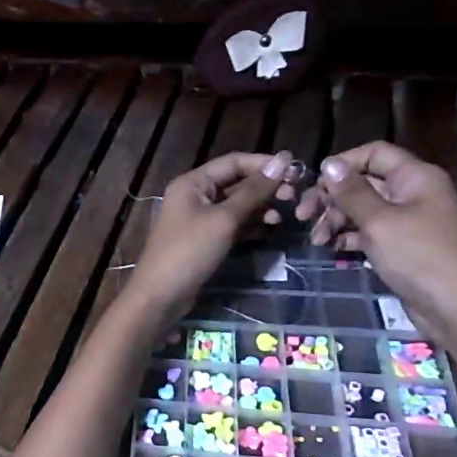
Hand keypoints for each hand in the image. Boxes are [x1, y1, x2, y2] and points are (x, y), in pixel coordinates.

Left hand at [127, 151, 293, 311]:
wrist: (161, 295)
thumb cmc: (190, 251)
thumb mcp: (224, 219)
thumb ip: (253, 191)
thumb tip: (282, 162)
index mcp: (193, 182)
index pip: (234, 162)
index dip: (264, 164)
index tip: (294, 171)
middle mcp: (195, 195)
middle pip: (236, 183)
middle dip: (264, 189)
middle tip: (292, 198)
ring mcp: (199, 219)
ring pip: (236, 206)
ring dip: (259, 208)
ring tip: (280, 219)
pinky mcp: (204, 240)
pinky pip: (232, 225)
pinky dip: (249, 226)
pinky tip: (267, 231)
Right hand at [295, 142, 456, 331]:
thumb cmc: (421, 257)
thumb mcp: (380, 222)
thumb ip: (352, 193)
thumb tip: (329, 164)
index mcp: (414, 177)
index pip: (374, 154)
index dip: (342, 164)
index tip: (313, 185)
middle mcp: (413, 194)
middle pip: (366, 183)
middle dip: (333, 198)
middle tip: (303, 218)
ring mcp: (410, 223)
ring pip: (365, 211)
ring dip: (337, 221)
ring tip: (317, 241)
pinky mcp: (405, 250)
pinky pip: (372, 235)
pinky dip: (352, 239)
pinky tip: (334, 250)